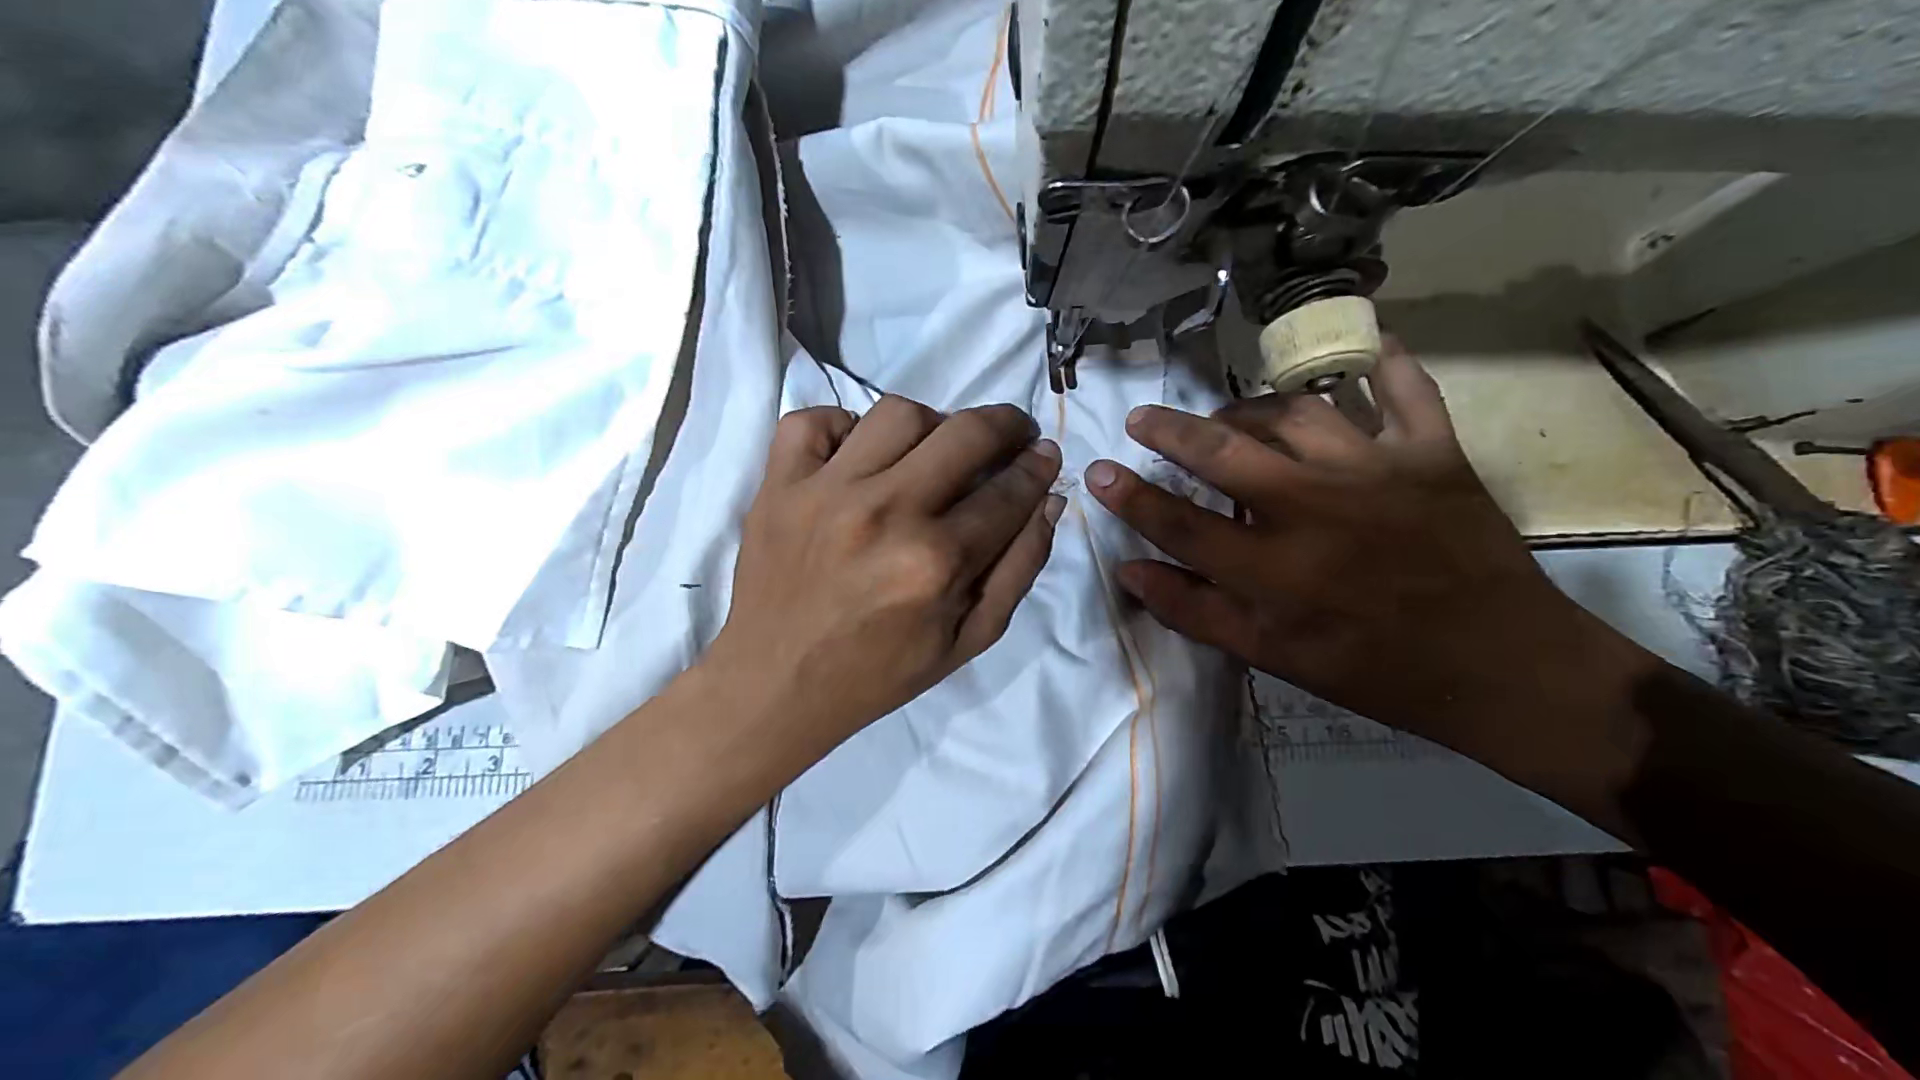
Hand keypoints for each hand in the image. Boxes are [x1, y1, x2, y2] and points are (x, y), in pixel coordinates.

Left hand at [707, 396, 1065, 756]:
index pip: (1008, 491)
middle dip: (1005, 425)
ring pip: (897, 413)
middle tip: (1012, 433)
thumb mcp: (968, 641)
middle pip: (965, 433)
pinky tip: (857, 455)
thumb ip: (1019, 570)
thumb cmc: (879, 673)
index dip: (1037, 466)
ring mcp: (823, 492)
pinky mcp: (777, 485)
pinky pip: (813, 419)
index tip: (1044, 454)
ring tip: (932, 450)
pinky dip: (842, 426)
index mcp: (937, 563)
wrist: (776, 685)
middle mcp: (884, 513)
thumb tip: (1048, 499)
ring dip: (930, 425)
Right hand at [1084, 345, 1657, 781]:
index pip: (1181, 523)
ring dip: (1248, 409)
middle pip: (1224, 452)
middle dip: (1171, 429)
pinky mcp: (1434, 454)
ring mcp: (1379, 471)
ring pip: (1294, 412)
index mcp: (1277, 570)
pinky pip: (1405, 390)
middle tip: (1143, 418)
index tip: (1097, 470)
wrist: (1502, 667)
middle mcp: (1317, 508)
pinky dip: (1382, 361)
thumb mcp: (1274, 657)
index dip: (1130, 496)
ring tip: (1227, 417)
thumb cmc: (1375, 670)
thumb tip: (1130, 571)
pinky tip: (1362, 344)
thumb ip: (1195, 611)